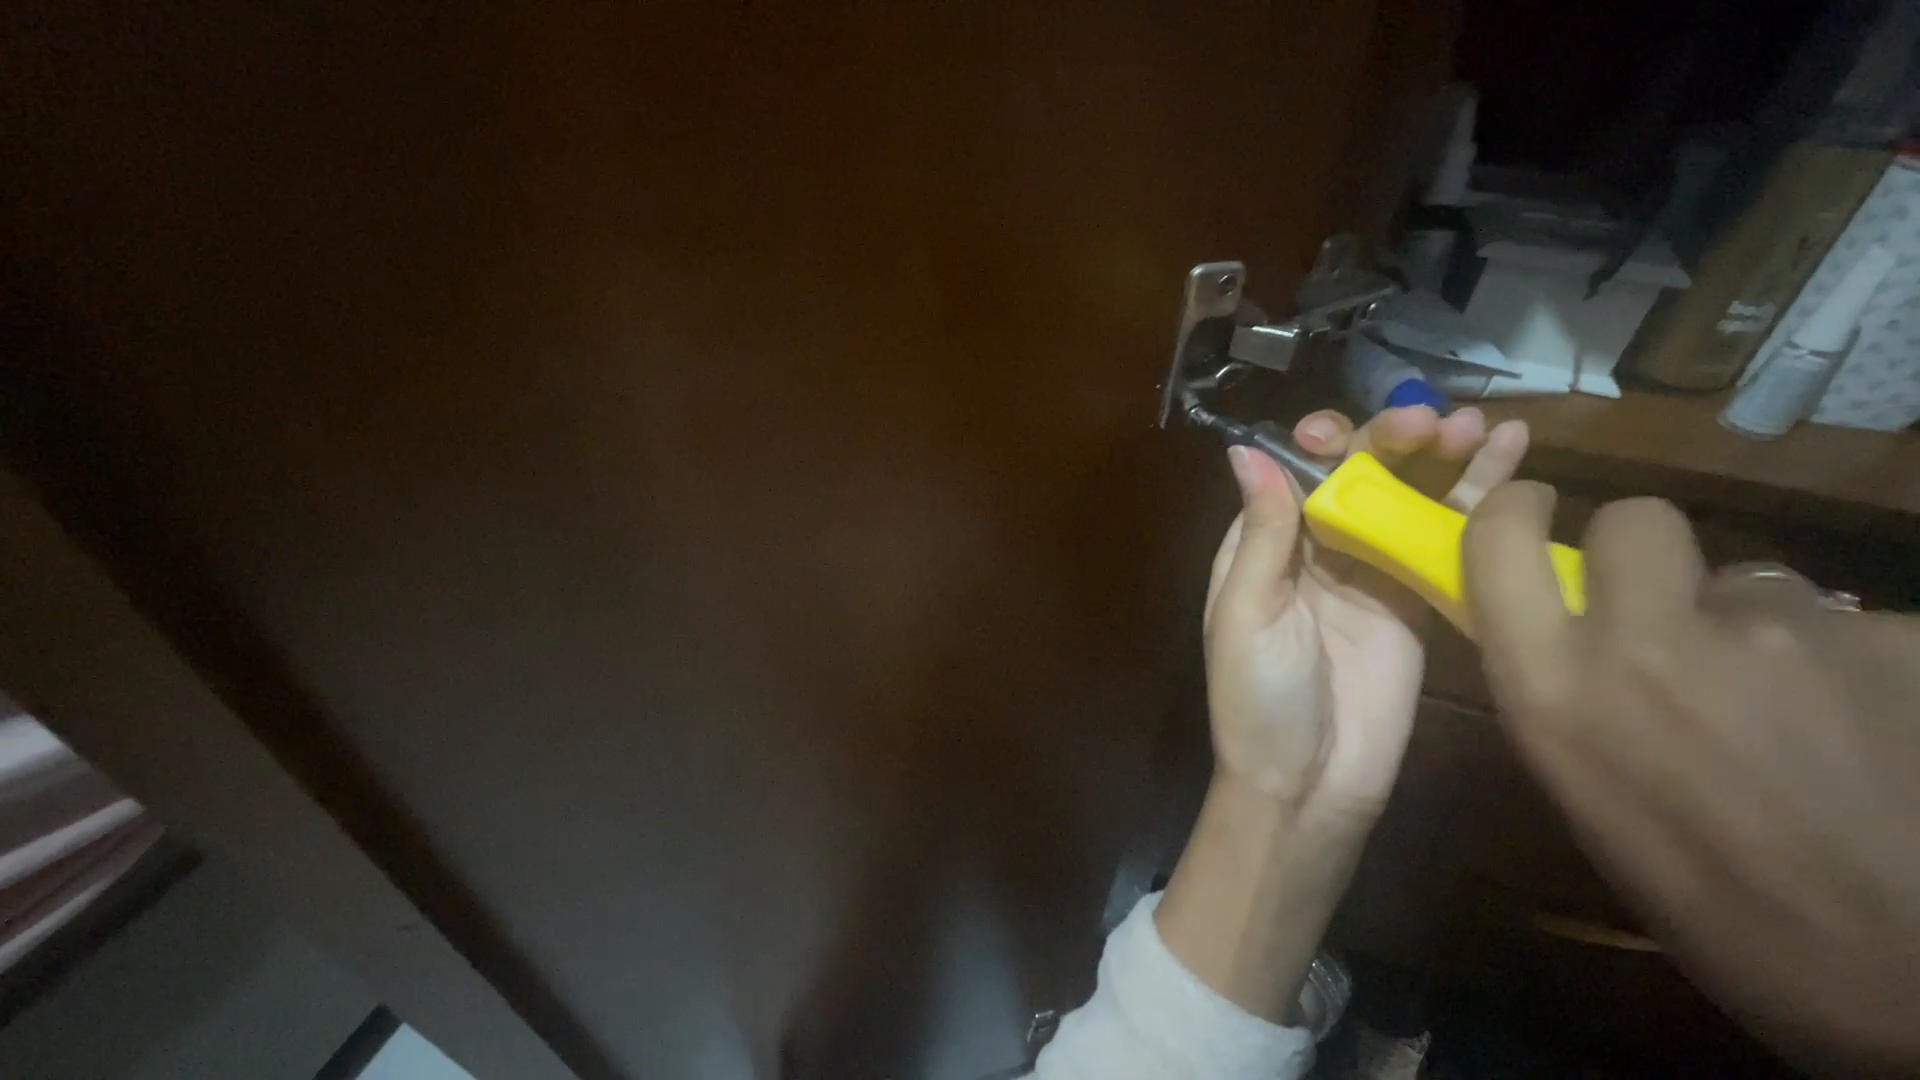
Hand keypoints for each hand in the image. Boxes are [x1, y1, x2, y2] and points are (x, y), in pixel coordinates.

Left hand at [1156, 405, 1528, 1022]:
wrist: (1311, 782)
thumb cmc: (1260, 698)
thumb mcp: (1246, 613)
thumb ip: (1260, 534)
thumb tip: (1247, 451)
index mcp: (1263, 545)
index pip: (1295, 472)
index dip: (1321, 443)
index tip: (1342, 434)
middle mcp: (1317, 547)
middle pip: (1358, 475)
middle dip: (1391, 440)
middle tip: (1433, 419)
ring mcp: (1373, 570)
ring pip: (1407, 496)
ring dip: (1442, 455)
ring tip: (1481, 424)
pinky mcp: (1420, 600)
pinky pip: (1445, 538)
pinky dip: (1476, 497)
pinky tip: (1512, 455)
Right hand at [1464, 487, 1919, 1072]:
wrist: (1910, 986)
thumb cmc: (1705, 901)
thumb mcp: (1583, 790)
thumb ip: (1565, 690)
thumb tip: (1571, 630)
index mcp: (1553, 686)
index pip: (1500, 538)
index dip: (1515, 509)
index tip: (1531, 511)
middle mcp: (1647, 639)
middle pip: (1637, 520)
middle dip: (1645, 556)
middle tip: (1674, 620)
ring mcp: (1784, 634)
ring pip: (1755, 580)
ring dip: (1759, 625)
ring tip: (1797, 711)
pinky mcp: (1903, 643)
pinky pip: (1854, 625)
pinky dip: (1856, 666)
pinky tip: (1873, 734)